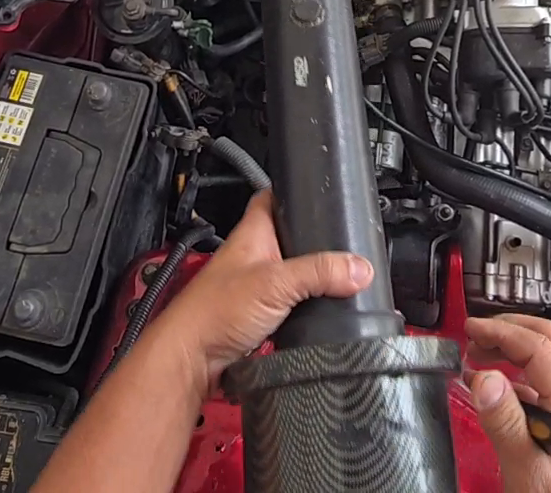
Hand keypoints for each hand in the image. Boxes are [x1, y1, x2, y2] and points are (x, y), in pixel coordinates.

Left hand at [147, 191, 374, 394]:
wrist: (192, 360)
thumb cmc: (212, 311)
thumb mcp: (276, 283)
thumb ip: (320, 273)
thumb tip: (359, 268)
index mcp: (253, 232)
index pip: (274, 196)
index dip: (295, 190)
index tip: (320, 190)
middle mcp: (253, 254)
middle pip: (290, 236)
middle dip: (314, 241)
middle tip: (341, 242)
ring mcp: (255, 285)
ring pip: (292, 272)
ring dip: (310, 277)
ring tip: (336, 277)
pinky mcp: (258, 315)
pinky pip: (290, 302)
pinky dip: (304, 305)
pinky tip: (317, 310)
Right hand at [464, 314, 550, 492]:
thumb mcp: (531, 480)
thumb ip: (508, 427)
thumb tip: (483, 377)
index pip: (538, 347)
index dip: (500, 331)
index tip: (468, 331)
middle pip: (550, 340)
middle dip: (508, 329)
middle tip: (472, 338)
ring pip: (549, 358)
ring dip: (512, 348)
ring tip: (478, 359)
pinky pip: (546, 385)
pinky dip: (517, 374)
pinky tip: (496, 393)